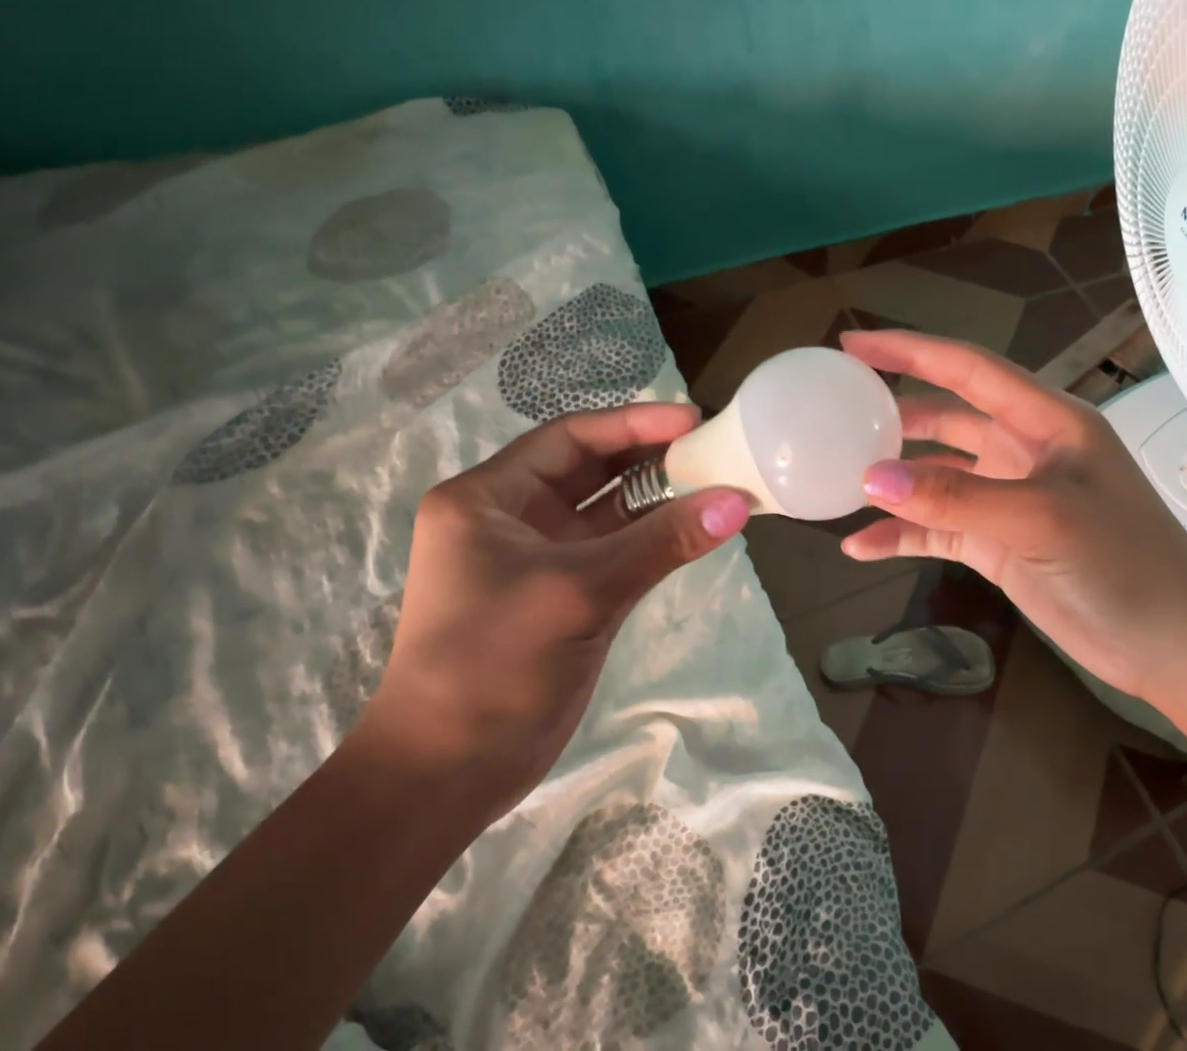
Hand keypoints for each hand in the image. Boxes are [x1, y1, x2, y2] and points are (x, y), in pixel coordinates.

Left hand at [359, 404, 750, 811]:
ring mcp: (542, 562)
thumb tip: (736, 503)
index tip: (694, 418)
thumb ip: (661, 543)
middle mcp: (512, 520)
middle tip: (717, 448)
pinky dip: (658, 541)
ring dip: (661, 501)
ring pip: (611, 515)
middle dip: (652, 457)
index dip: (633, 424)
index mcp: (487, 499)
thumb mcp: (579, 592)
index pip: (568, 439)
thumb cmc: (494, 663)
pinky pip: (621, 555)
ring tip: (721, 483)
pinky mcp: (568, 599)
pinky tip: (700, 530)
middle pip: (591, 471)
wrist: (450, 767)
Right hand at [838, 330, 1186, 700]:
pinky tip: (860, 547)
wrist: (1172, 645)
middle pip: (949, 419)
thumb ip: (958, 498)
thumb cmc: (1125, 566)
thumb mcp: (1042, 521)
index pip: (970, 369)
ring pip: (939, 477)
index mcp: (1049, 422)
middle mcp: (1027, 452)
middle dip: (894, 414)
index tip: (850, 345)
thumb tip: (872, 479)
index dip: (910, 351)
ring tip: (834, 482)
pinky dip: (904, 536)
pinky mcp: (1003, 546)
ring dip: (893, 482)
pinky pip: (942, 530)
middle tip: (832, 414)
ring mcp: (1012, 501)